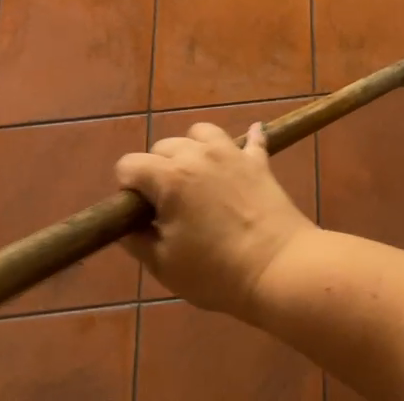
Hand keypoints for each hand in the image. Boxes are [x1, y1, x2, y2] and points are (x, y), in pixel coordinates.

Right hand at [115, 122, 314, 316]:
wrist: (277, 266)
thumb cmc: (214, 271)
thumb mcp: (163, 264)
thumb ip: (137, 239)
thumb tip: (127, 224)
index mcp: (170, 178)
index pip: (130, 164)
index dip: (127, 188)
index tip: (137, 212)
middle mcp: (200, 155)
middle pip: (164, 146)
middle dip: (156, 169)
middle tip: (166, 205)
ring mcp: (232, 153)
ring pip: (202, 133)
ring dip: (192, 149)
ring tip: (195, 178)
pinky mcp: (258, 161)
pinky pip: (251, 139)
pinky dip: (246, 140)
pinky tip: (246, 143)